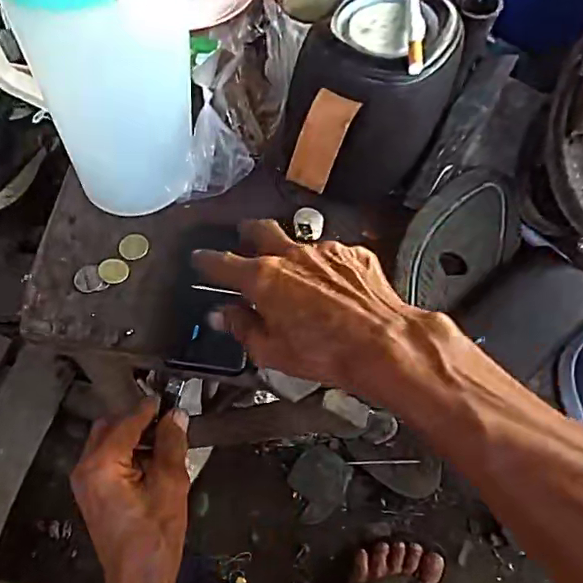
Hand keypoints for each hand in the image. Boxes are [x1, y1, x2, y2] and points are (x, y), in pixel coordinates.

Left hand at [70, 397, 189, 582]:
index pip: (125, 423)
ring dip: (131, 438)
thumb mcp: (170, 487)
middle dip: (136, 421)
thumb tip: (176, 417)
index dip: (148, 409)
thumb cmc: (155, 538)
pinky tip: (152, 461)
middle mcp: (84, 469)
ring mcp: (84, 484)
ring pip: (106, 445)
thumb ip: (171, 446)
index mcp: (100, 465)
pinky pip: (106, 463)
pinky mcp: (92, 496)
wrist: (137, 582)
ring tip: (164, 439)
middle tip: (167, 419)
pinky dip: (126, 456)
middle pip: (109, 429)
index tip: (168, 397)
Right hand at [193, 220, 467, 407]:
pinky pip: (329, 253)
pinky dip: (322, 266)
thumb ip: (241, 327)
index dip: (207, 261)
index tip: (200, 260)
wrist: (382, 344)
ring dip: (288, 250)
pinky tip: (327, 286)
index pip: (222, 262)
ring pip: (297, 240)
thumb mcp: (270, 351)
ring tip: (289, 268)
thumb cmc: (328, 352)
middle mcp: (292, 256)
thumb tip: (224, 316)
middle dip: (246, 233)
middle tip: (241, 239)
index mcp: (263, 279)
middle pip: (260, 230)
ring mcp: (324, 252)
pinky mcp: (353, 255)